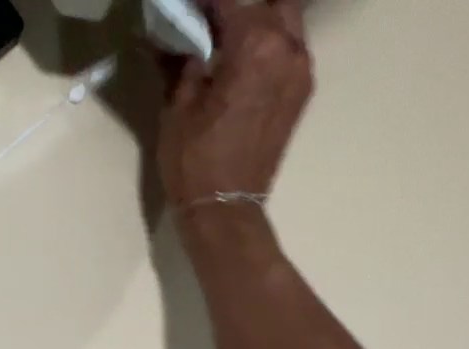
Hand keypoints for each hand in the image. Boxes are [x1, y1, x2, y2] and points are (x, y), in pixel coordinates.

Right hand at [158, 0, 312, 208]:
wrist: (224, 209)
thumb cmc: (194, 161)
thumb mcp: (177, 108)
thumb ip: (180, 62)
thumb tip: (168, 36)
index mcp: (256, 47)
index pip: (232, 0)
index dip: (206, 1)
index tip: (187, 5)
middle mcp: (289, 49)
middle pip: (270, 2)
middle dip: (240, 4)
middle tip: (211, 16)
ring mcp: (301, 70)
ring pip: (286, 20)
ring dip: (258, 19)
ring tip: (227, 33)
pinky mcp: (301, 91)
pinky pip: (290, 47)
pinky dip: (269, 41)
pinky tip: (243, 55)